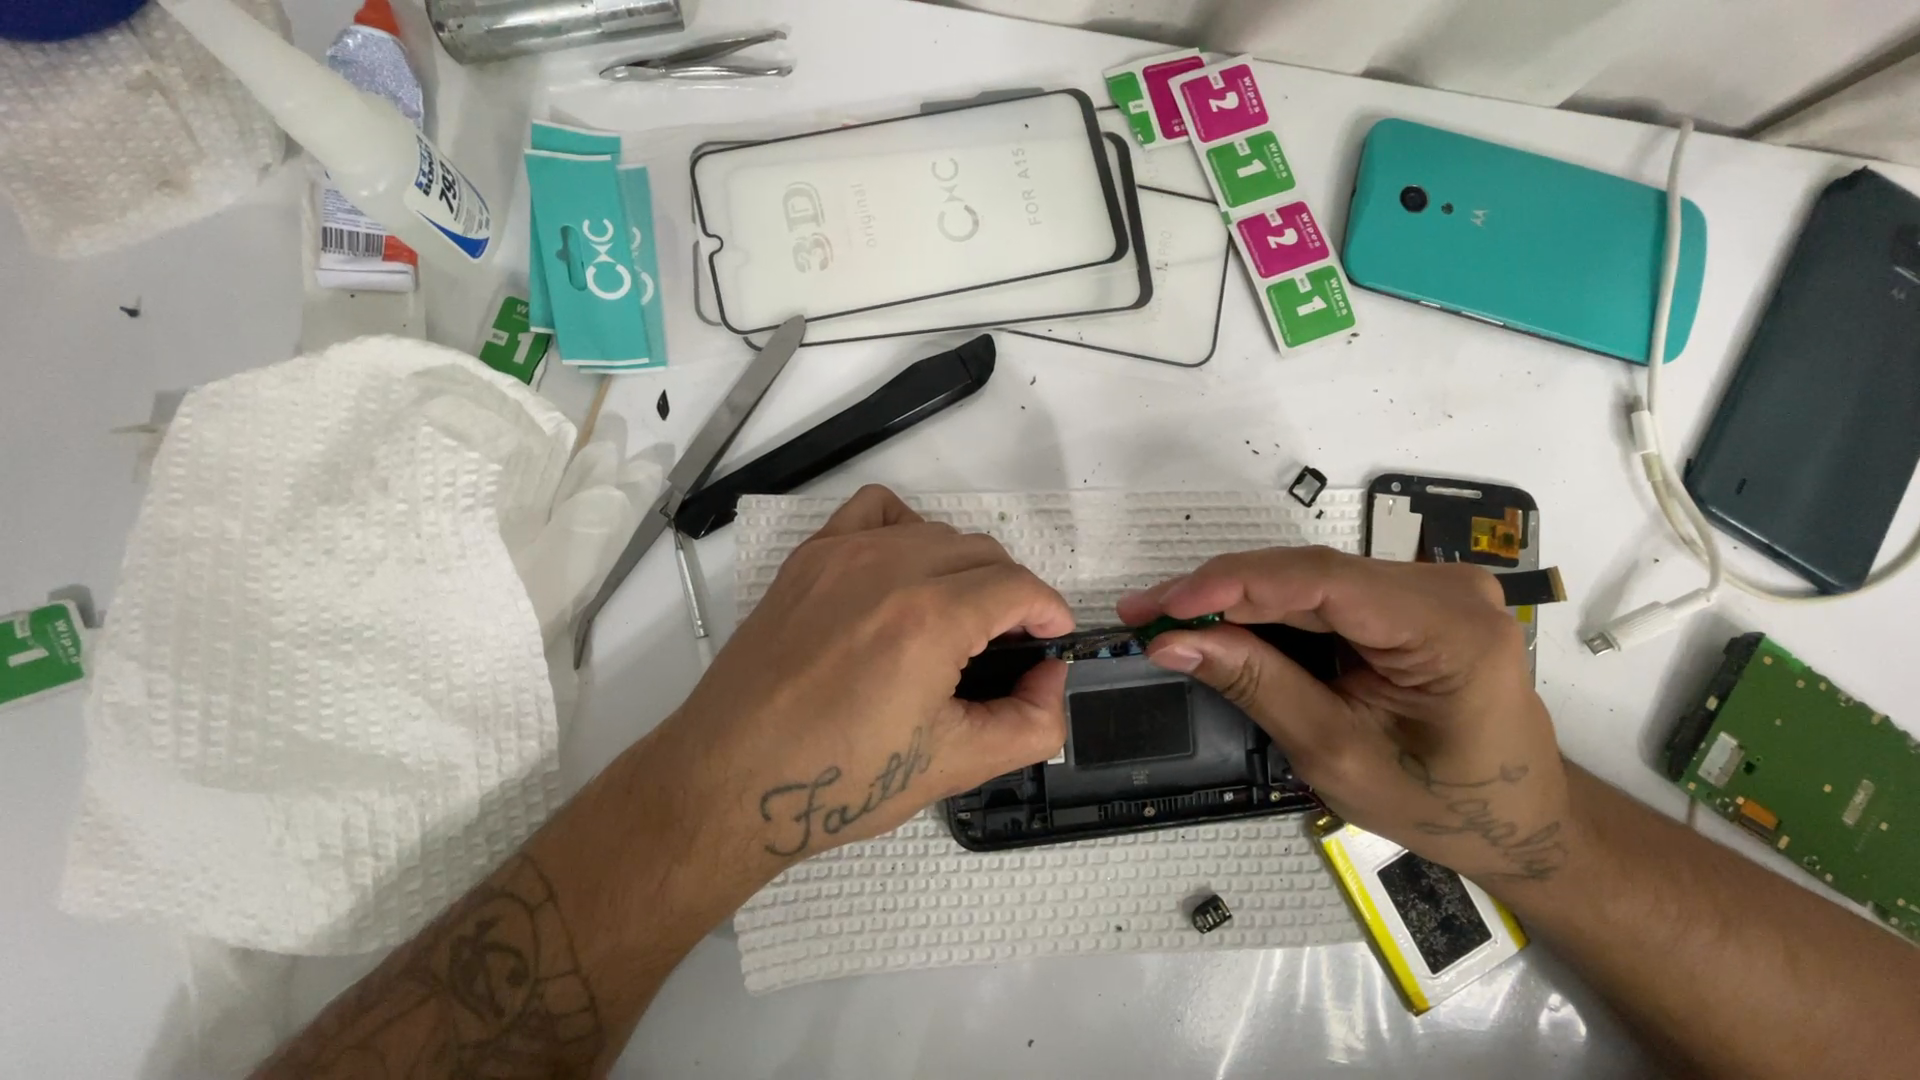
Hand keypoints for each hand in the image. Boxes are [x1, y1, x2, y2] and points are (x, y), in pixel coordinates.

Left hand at [654, 485, 1074, 870]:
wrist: (731, 780)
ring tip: (956, 619)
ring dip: (964, 567)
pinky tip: (902, 574)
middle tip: (1005, 647)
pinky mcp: (809, 558)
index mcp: (929, 619)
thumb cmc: (842, 781)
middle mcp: (888, 568)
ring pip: (935, 531)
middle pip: (983, 553)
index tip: (1050, 642)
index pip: (1018, 586)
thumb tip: (1049, 676)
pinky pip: (875, 511)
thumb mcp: (954, 765)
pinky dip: (906, 530)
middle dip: (1012, 595)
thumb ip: (1031, 723)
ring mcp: (842, 554)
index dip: (1049, 612)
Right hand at [1118, 547, 1571, 888]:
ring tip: (1168, 621)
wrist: (1519, 822)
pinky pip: (1323, 593)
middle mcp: (1446, 588)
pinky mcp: (1410, 599)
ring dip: (1236, 600)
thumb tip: (1172, 642)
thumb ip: (1257, 685)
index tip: (1158, 606)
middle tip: (1144, 614)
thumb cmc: (1440, 806)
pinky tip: (1221, 624)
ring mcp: (1431, 588)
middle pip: (1309, 573)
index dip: (1230, 584)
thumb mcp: (1337, 754)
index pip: (1321, 582)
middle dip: (1219, 593)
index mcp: (1449, 630)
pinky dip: (1268, 611)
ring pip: (1309, 578)